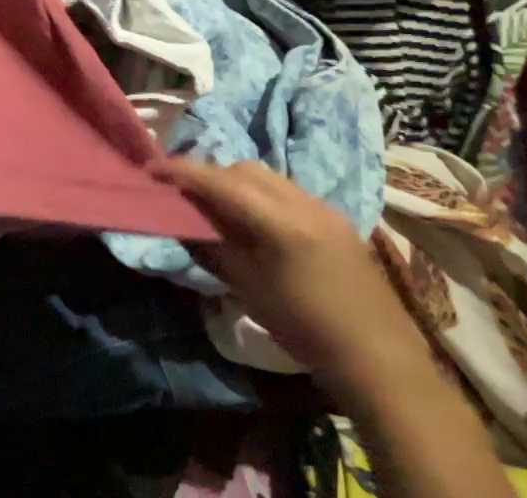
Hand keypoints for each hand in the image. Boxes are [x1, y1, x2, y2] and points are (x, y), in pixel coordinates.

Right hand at [153, 157, 429, 390]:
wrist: (377, 358)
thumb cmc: (304, 327)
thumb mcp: (246, 286)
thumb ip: (211, 245)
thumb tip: (180, 220)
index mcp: (280, 222)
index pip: (218, 180)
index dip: (179, 171)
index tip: (148, 171)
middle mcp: (304, 204)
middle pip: (243, 169)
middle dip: (207, 174)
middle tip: (182, 194)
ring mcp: (325, 210)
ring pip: (266, 176)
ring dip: (234, 182)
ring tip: (215, 206)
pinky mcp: (337, 221)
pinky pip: (287, 191)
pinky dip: (259, 194)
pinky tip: (253, 221)